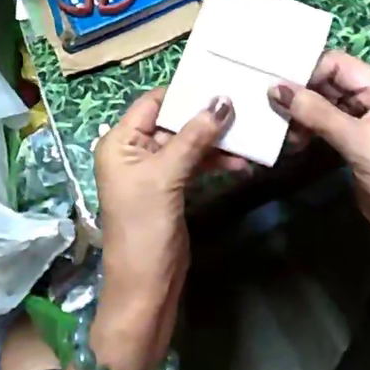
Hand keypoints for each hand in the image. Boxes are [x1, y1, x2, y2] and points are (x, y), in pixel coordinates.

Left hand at [89, 87, 238, 369]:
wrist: (145, 287)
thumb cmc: (144, 226)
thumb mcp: (166, 177)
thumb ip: (193, 138)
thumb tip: (221, 100)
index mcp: (120, 140)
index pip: (152, 104)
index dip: (183, 93)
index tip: (218, 81)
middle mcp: (133, 150)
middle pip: (172, 122)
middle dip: (205, 118)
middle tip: (242, 107)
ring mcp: (153, 171)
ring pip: (187, 144)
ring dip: (215, 142)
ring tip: (249, 139)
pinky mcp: (171, 189)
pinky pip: (194, 165)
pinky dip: (214, 162)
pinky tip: (241, 164)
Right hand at [270, 52, 369, 309]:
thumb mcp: (362, 146)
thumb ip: (319, 114)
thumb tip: (275, 88)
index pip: (337, 64)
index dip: (305, 71)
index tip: (274, 85)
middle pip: (327, 80)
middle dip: (299, 93)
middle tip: (269, 106)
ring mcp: (366, 118)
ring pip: (321, 101)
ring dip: (300, 113)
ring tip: (280, 129)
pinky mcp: (355, 138)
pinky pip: (323, 121)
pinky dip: (306, 128)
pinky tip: (291, 140)